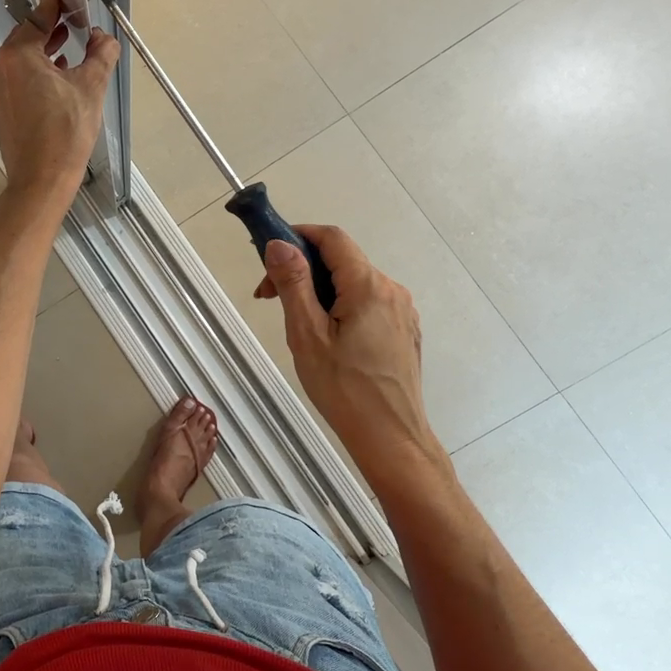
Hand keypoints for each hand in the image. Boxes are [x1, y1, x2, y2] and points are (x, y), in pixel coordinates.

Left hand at [0, 0, 120, 204]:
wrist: (41, 179)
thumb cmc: (65, 133)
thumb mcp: (91, 86)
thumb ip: (100, 53)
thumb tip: (104, 38)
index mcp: (16, 56)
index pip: (37, 18)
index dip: (54, 4)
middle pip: (24, 38)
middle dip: (49, 30)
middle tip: (73, 22)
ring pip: (18, 61)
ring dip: (42, 53)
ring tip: (67, 49)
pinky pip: (14, 81)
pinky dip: (33, 74)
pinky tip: (53, 78)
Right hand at [256, 225, 441, 472]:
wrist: (390, 436)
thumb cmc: (343, 388)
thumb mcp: (307, 334)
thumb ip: (294, 284)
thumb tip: (279, 244)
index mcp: (367, 286)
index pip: (332, 238)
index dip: (298, 235)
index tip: (267, 254)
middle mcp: (390, 290)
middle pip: (341, 260)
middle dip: (301, 268)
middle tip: (267, 297)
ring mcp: (402, 310)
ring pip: (353, 282)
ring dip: (318, 289)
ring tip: (295, 324)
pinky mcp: (403, 330)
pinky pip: (366, 302)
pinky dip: (339, 305)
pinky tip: (325, 337)